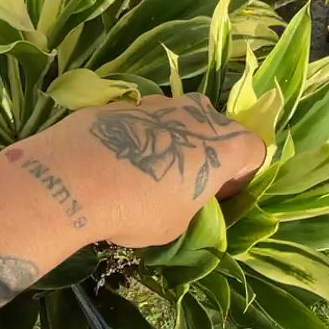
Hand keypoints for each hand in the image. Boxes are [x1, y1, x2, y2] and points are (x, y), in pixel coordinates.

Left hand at [13, 95, 265, 248]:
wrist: (74, 179)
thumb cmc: (139, 209)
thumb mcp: (177, 224)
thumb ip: (190, 205)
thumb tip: (179, 199)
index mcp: (226, 144)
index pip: (254, 152)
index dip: (240, 177)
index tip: (220, 197)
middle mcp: (196, 113)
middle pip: (214, 129)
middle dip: (204, 154)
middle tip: (182, 187)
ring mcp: (155, 103)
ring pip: (174, 123)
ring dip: (168, 145)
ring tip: (141, 178)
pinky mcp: (118, 104)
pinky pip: (138, 124)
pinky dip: (133, 141)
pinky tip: (111, 168)